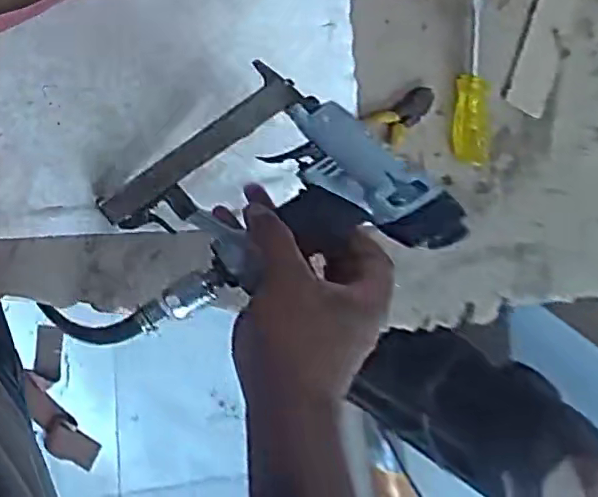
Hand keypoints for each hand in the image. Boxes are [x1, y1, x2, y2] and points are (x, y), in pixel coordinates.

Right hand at [229, 184, 393, 406]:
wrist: (279, 398)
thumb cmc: (299, 337)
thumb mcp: (289, 278)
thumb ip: (274, 236)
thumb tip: (259, 207)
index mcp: (364, 295)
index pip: (368, 251)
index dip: (346, 226)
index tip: (317, 204)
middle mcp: (342, 301)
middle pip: (323, 251)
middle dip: (293, 223)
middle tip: (268, 199)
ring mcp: (311, 311)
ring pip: (290, 262)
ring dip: (265, 236)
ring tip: (239, 208)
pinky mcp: (283, 318)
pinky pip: (269, 278)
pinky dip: (251, 257)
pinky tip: (228, 237)